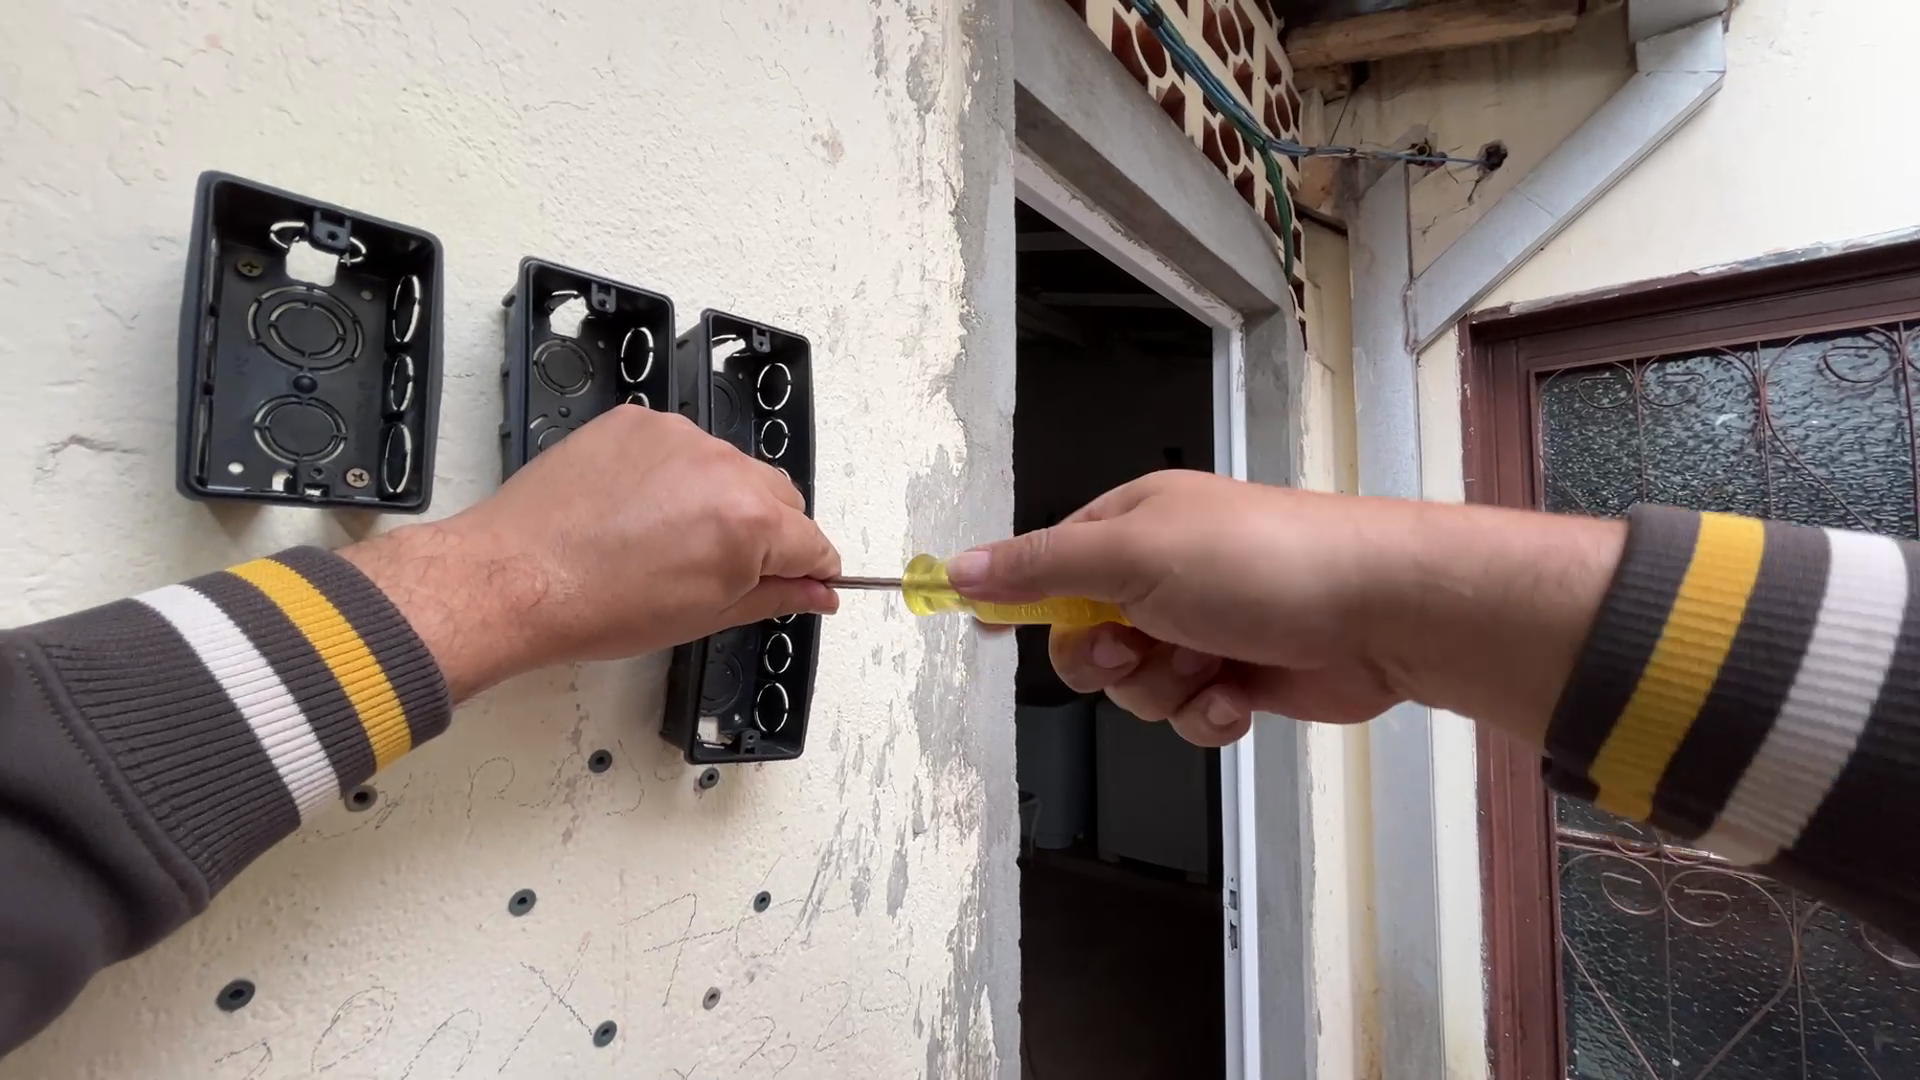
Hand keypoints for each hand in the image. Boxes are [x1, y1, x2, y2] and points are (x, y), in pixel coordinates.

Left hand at [343, 405, 840, 698]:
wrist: (514, 576)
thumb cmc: (600, 605)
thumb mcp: (708, 614)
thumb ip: (778, 596)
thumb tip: (820, 593)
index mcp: (750, 522)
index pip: (815, 542)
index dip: (816, 569)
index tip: (808, 578)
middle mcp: (725, 467)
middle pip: (784, 498)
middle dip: (775, 533)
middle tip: (732, 565)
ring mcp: (681, 437)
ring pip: (737, 468)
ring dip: (728, 499)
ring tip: (678, 535)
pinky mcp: (642, 421)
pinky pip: (689, 445)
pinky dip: (683, 473)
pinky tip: (649, 506)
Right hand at [945, 471, 1621, 749]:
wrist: (1382, 609)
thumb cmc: (1252, 564)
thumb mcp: (1129, 556)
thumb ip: (1039, 567)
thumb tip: (957, 568)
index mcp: (1129, 528)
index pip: (1047, 564)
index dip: (1021, 599)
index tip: (991, 629)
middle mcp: (1158, 574)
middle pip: (1084, 636)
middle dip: (1105, 658)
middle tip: (1133, 650)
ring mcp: (1196, 626)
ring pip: (1134, 684)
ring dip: (1163, 687)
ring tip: (1206, 667)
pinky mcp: (1232, 675)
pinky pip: (1185, 711)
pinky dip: (1205, 712)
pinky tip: (1235, 698)